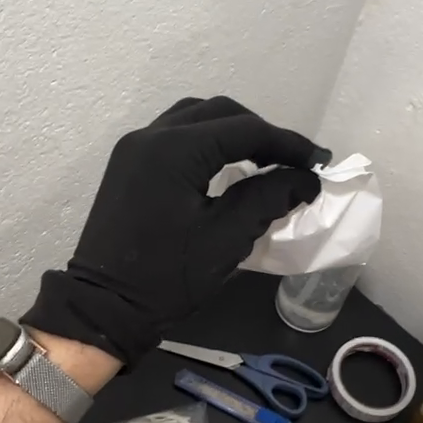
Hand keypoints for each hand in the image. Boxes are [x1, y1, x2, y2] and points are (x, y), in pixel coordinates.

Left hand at [23, 97, 325, 364]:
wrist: (104, 309)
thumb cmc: (166, 277)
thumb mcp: (227, 238)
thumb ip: (269, 198)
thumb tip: (305, 179)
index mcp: (174, 150)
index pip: (244, 129)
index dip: (287, 143)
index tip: (318, 162)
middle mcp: (150, 136)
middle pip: (219, 113)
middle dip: (260, 132)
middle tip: (291, 162)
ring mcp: (134, 149)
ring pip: (193, 119)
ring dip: (231, 132)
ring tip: (262, 160)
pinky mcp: (127, 165)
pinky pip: (174, 136)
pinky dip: (205, 142)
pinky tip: (225, 167)